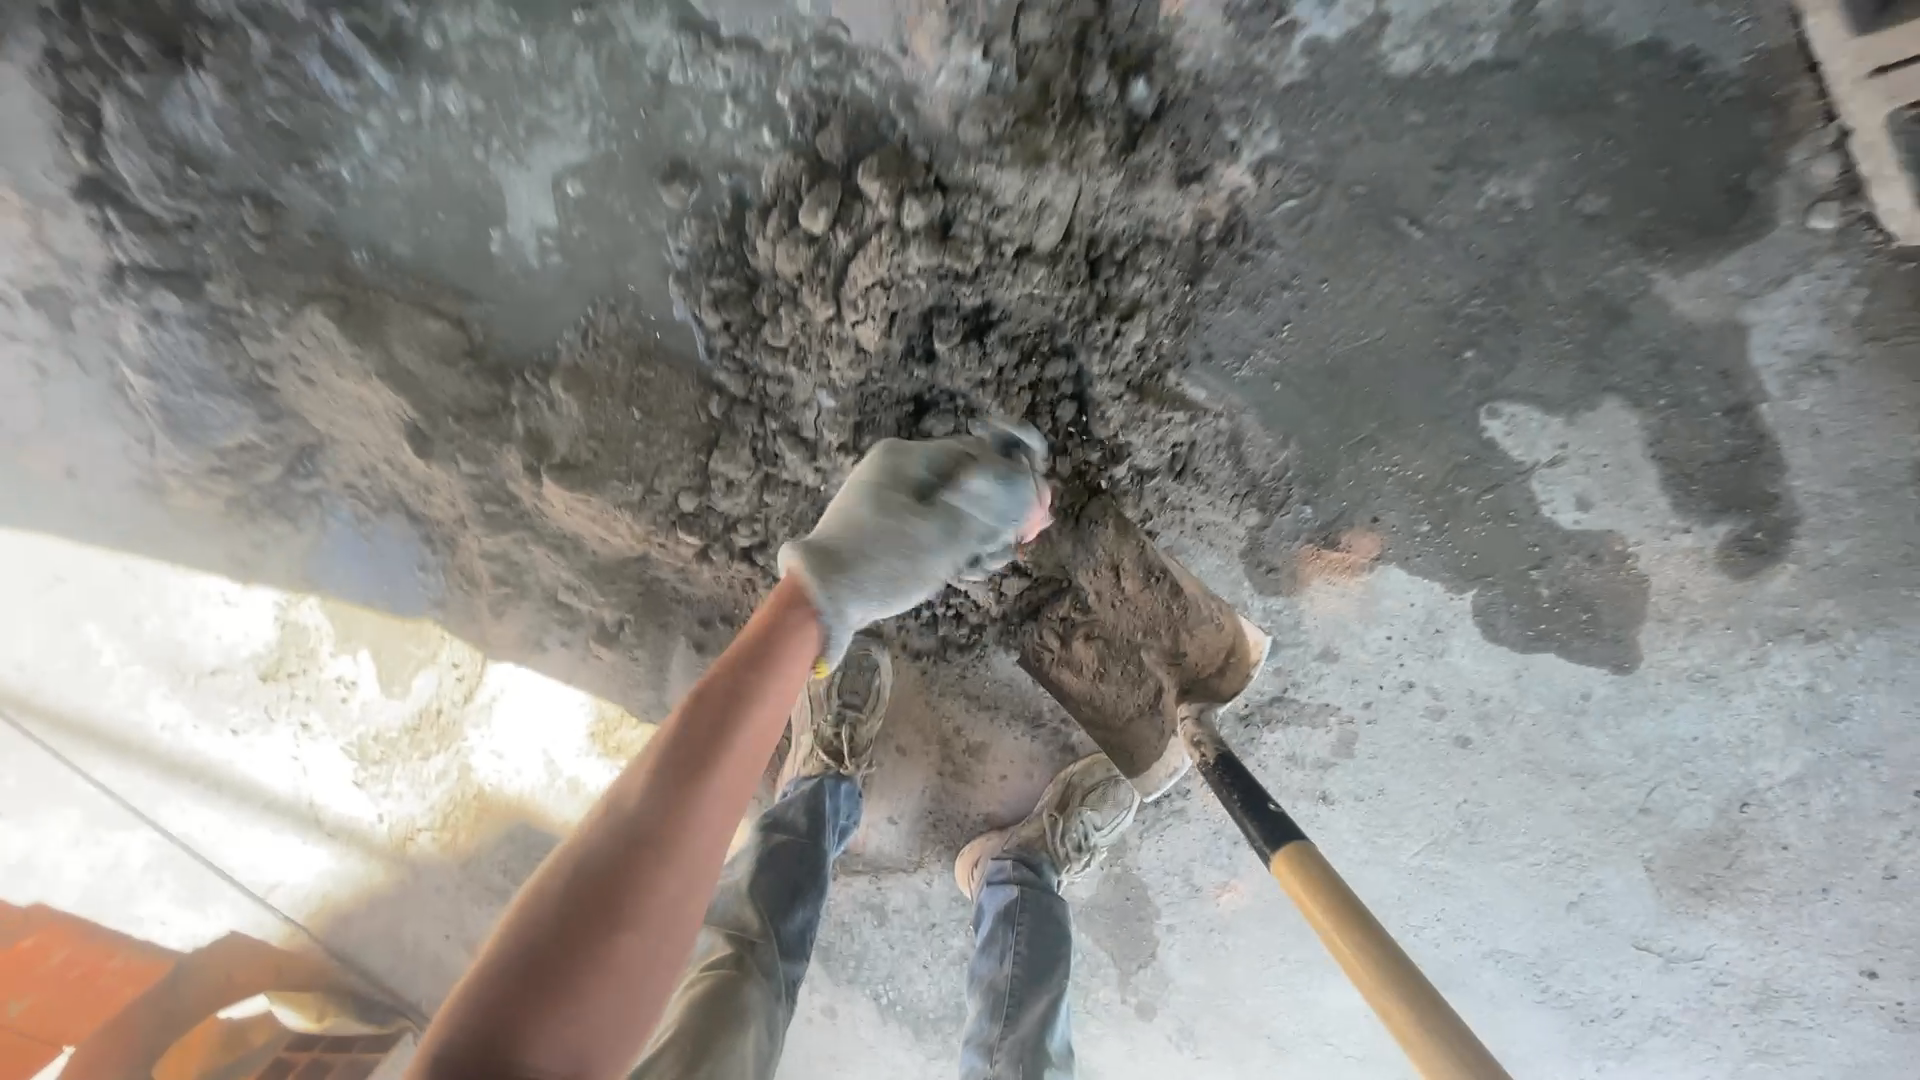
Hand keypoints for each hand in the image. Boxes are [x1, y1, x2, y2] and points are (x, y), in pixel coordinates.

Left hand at [778, 420, 1051, 667]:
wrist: (821, 601)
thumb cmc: (884, 561)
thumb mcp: (947, 533)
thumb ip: (996, 508)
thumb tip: (1036, 489)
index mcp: (907, 457)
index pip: (979, 454)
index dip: (1015, 485)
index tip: (1036, 522)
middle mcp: (898, 469)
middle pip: (969, 484)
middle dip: (994, 520)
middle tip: (1001, 554)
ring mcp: (889, 497)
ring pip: (953, 509)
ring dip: (975, 538)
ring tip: (976, 569)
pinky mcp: (886, 526)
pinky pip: (932, 525)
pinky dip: (951, 546)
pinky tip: (960, 571)